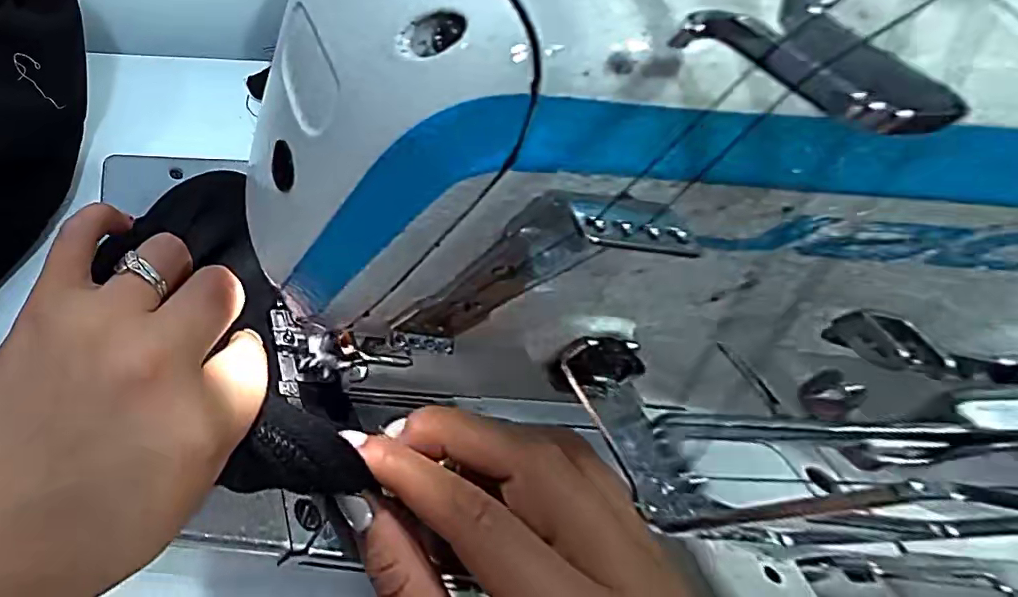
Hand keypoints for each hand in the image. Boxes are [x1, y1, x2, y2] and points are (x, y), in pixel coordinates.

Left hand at [0, 203, 267, 594]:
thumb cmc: (76, 526)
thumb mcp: (180, 496)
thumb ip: (216, 426)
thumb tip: (229, 373)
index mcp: (196, 420)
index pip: (252, 355)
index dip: (241, 354)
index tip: (228, 353)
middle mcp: (156, 360)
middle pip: (219, 287)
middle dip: (215, 302)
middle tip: (195, 316)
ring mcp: (104, 320)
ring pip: (166, 250)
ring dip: (170, 269)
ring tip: (155, 290)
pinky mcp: (54, 297)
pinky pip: (85, 230)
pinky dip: (104, 220)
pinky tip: (118, 230)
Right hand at [345, 407, 691, 596]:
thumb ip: (412, 586)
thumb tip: (368, 509)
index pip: (482, 516)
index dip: (408, 471)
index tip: (362, 452)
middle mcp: (638, 586)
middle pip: (529, 460)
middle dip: (445, 436)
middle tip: (392, 451)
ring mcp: (655, 566)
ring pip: (556, 450)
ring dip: (478, 441)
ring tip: (431, 465)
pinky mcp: (650, 551)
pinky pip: (578, 470)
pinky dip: (516, 458)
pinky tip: (481, 479)